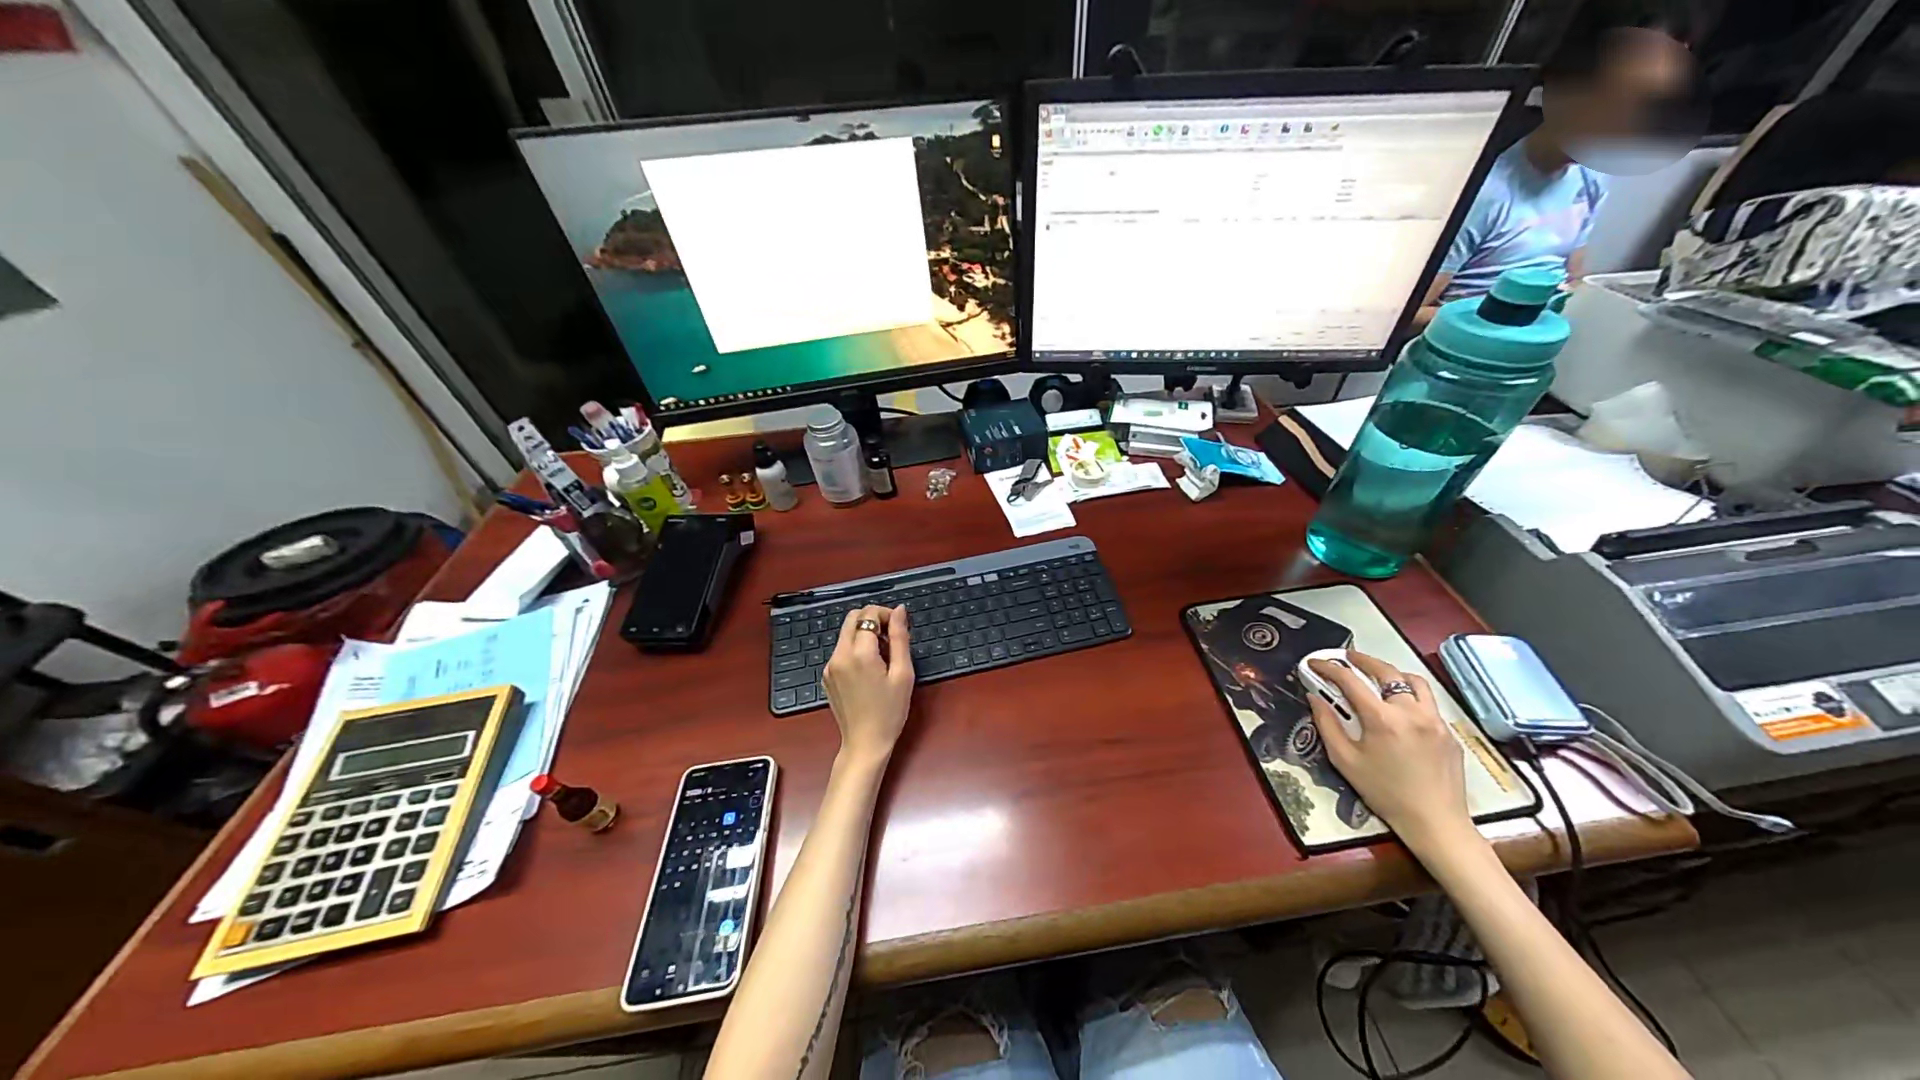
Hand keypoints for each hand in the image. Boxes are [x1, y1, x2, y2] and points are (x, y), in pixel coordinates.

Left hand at [822, 605, 914, 764]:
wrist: (865, 743)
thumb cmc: (890, 711)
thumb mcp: (903, 673)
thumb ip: (900, 637)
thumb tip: (899, 610)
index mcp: (859, 654)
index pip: (868, 614)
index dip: (886, 614)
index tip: (899, 628)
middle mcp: (839, 656)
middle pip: (852, 618)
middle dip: (873, 620)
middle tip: (891, 639)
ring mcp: (829, 666)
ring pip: (846, 633)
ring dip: (864, 634)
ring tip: (883, 656)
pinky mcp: (827, 676)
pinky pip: (841, 650)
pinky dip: (855, 649)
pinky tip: (870, 669)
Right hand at [1307, 651, 1477, 857]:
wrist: (1434, 821)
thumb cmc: (1384, 793)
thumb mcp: (1345, 760)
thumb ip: (1327, 725)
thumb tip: (1315, 698)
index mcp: (1382, 718)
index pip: (1350, 681)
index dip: (1329, 668)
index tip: (1316, 664)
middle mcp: (1410, 711)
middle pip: (1386, 672)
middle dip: (1362, 660)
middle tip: (1346, 657)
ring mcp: (1434, 720)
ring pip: (1414, 681)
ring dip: (1392, 672)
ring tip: (1377, 674)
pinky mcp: (1448, 732)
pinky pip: (1428, 702)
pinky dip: (1409, 694)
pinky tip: (1399, 706)